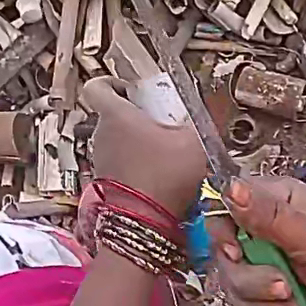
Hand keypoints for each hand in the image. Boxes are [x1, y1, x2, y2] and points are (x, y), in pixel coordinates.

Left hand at [79, 77, 206, 217]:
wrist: (144, 223)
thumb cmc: (164, 176)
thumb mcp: (194, 141)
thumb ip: (199, 120)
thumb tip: (208, 109)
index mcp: (116, 115)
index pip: (97, 86)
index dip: (113, 83)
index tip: (133, 90)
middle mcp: (101, 134)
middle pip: (112, 114)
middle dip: (137, 116)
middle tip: (163, 123)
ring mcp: (101, 159)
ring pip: (117, 139)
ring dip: (137, 142)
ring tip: (166, 151)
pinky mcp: (106, 181)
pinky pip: (121, 162)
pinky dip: (136, 163)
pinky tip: (159, 172)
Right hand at [207, 177, 305, 305]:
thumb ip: (271, 217)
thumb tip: (231, 188)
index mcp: (280, 203)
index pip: (228, 206)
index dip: (225, 233)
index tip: (238, 254)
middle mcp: (268, 230)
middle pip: (226, 251)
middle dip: (251, 278)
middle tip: (284, 287)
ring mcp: (269, 264)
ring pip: (233, 283)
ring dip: (260, 303)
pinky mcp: (271, 294)